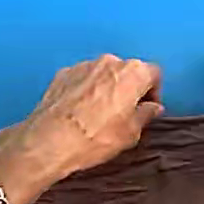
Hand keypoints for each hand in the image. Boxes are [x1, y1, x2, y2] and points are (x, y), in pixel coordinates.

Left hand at [0, 54, 164, 202]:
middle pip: (128, 71)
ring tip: (100, 115)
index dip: (153, 92)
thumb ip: (145, 115)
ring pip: (104, 74)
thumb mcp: (130, 134)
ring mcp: (84, 66)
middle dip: (129, 89)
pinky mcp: (63, 73)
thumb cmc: (94, 138)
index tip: (148, 108)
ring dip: (106, 88)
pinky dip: (86, 90)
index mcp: (132, 73)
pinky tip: (81, 112)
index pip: (153, 74)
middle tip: (125, 113)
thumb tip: (151, 108)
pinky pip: (83, 79)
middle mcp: (109, 62)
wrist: (50, 141)